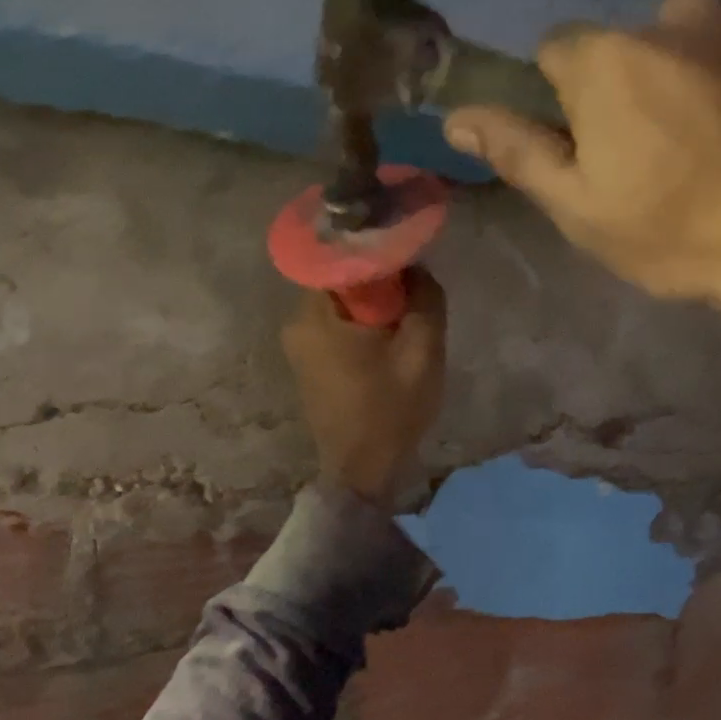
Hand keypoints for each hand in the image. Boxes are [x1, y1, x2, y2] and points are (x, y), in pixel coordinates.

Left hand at [281, 270, 446, 507]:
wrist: (360, 471)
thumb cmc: (390, 412)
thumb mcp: (422, 351)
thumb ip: (424, 297)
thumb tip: (415, 267)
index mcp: (315, 314)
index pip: (342, 253)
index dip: (378, 248)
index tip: (408, 252)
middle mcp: (295, 322)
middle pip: (339, 278)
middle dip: (377, 279)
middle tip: (413, 290)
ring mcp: (296, 344)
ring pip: (338, 303)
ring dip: (370, 304)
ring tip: (404, 316)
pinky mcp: (305, 362)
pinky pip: (333, 326)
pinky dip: (358, 325)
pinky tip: (384, 340)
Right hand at [442, 0, 720, 347]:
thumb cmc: (686, 230)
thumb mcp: (582, 209)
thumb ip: (520, 153)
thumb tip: (456, 115)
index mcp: (607, 58)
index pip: (554, 51)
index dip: (560, 103)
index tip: (582, 150)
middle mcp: (674, 14)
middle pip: (623, 48)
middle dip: (624, 92)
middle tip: (649, 161)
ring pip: (687, 48)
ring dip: (683, 87)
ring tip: (710, 153)